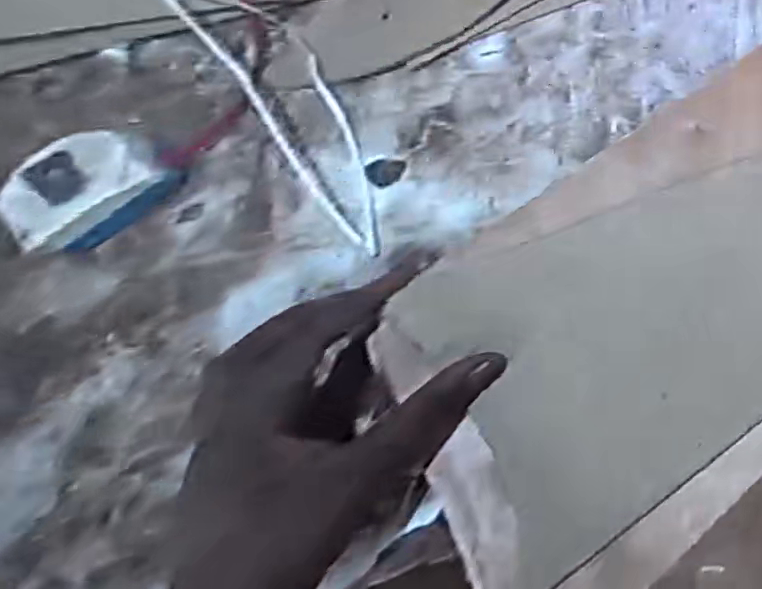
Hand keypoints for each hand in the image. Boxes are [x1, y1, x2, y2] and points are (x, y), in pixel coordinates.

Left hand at [168, 257, 506, 588]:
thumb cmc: (288, 536)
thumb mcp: (365, 475)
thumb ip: (426, 415)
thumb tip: (491, 357)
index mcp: (252, 412)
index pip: (309, 334)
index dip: (363, 298)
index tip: (412, 271)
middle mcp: (228, 419)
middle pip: (265, 344)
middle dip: (326, 309)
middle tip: (379, 291)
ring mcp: (224, 445)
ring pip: (254, 370)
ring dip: (305, 337)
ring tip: (354, 321)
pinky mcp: (233, 468)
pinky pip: (262, 396)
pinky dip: (301, 371)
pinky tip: (333, 378)